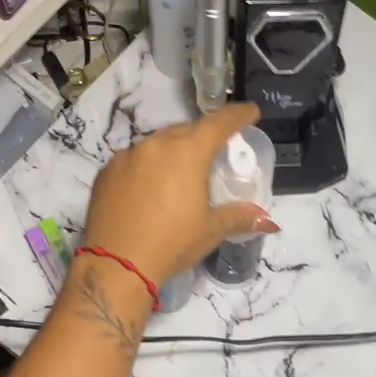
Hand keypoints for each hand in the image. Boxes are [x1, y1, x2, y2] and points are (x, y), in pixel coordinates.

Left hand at [80, 103, 279, 286]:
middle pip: (185, 131)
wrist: (118, 264)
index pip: (219, 123)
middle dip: (201, 138)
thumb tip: (268, 220)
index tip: (250, 112)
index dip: (238, 115)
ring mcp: (128, 155)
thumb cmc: (172, 244)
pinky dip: (146, 169)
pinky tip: (148, 191)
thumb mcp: (210, 231)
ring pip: (157, 144)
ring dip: (171, 153)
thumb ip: (239, 217)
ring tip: (177, 176)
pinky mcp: (107, 171)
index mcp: (188, 152)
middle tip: (211, 153)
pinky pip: (133, 161)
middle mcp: (156, 144)